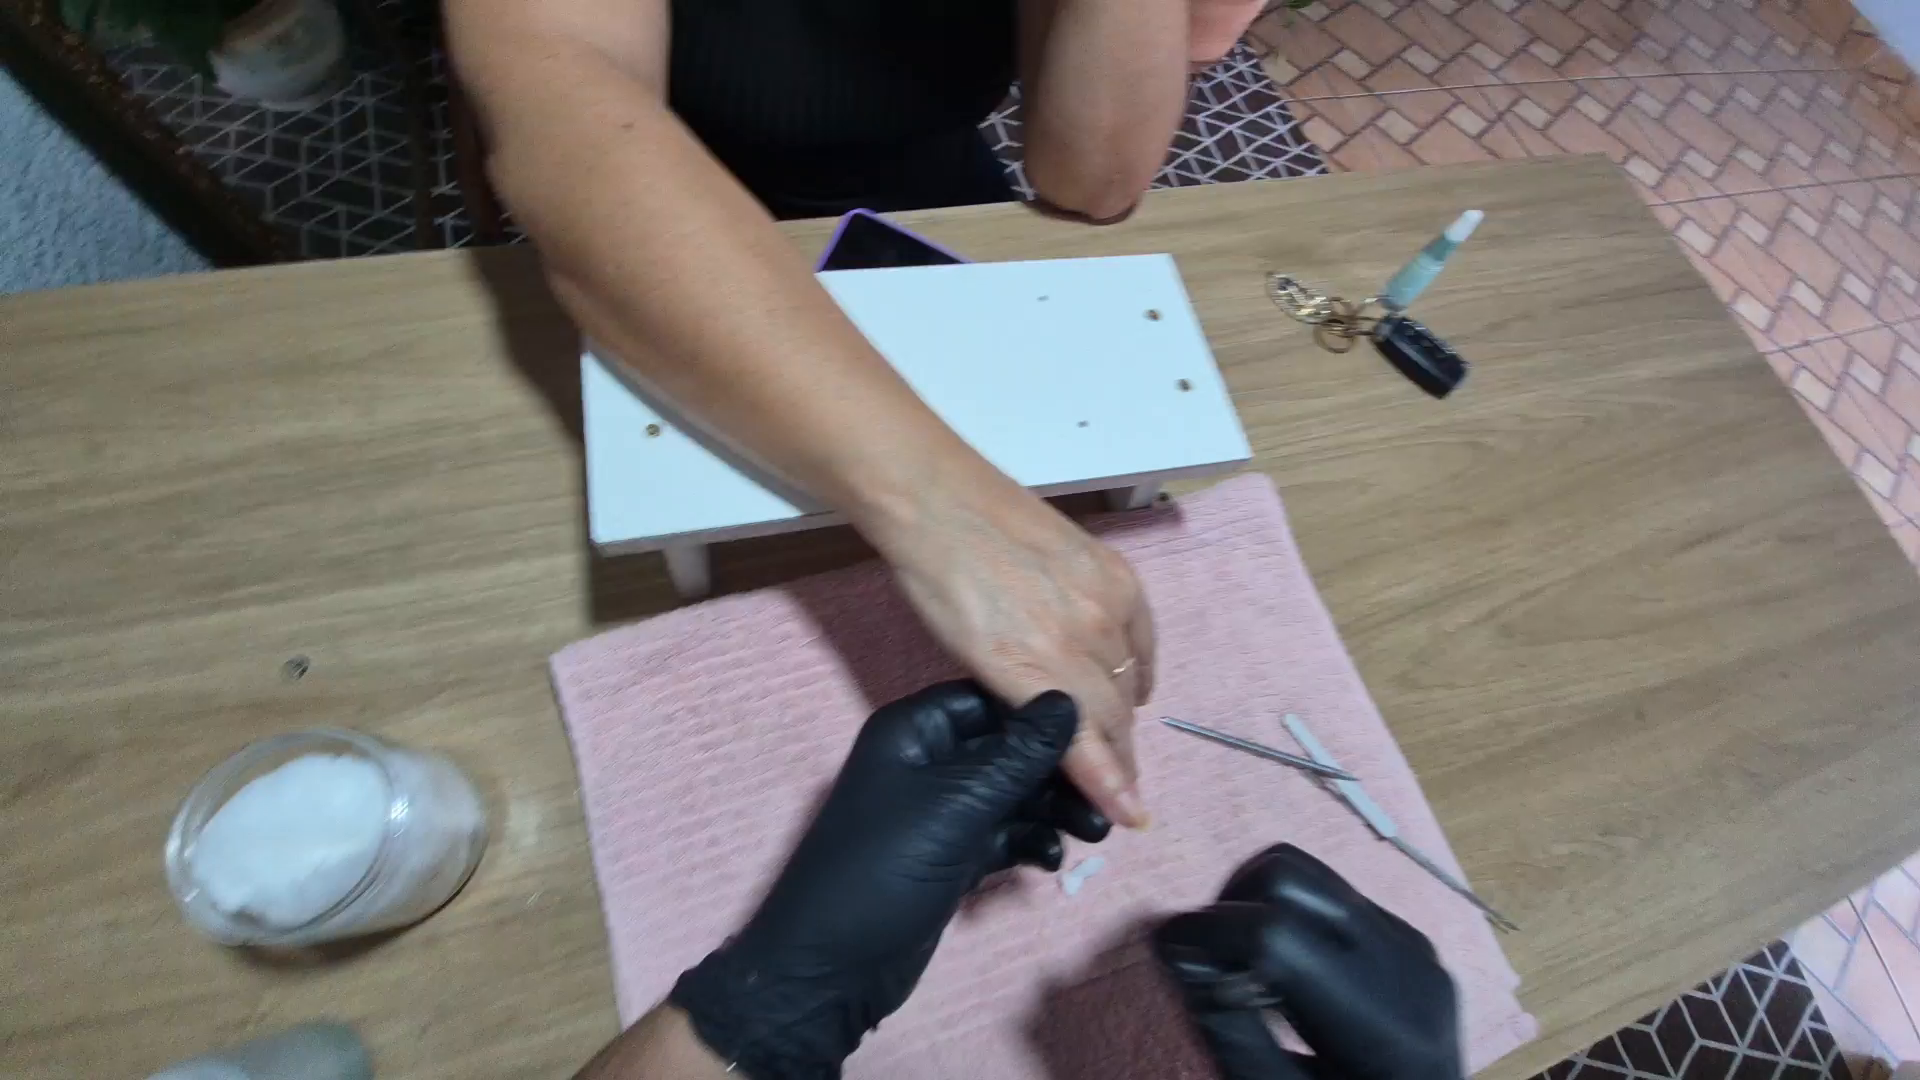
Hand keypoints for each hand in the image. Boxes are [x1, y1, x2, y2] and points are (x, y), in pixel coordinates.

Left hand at [670, 682, 1110, 1078]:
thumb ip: (1017, 755)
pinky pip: (1001, 831)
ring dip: (1050, 809)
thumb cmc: (887, 864)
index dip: (1041, 709)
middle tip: (1106, 794)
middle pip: (1006, 747)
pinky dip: (1028, 840)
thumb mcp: (957, 804)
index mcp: (916, 728)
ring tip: (1093, 832)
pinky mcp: (951, 850)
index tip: (1097, 727)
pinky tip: (1050, 858)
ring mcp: (940, 807)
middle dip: (1054, 770)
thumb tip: (1068, 701)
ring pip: (1009, 792)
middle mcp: (929, 757)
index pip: (990, 697)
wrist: (832, 968)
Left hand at [862, 477, 1155, 828]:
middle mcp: (1078, 638)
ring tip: (1118, 729)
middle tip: (1118, 776)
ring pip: (1132, 676)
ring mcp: (1103, 600)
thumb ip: (1018, 694)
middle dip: (1119, 753)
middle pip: (1115, 713)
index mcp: (1030, 665)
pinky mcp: (1116, 570)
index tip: (1132, 815)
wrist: (940, 503)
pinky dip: (1141, 664)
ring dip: (1126, 709)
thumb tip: (1052, 723)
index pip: (1088, 741)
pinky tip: (1134, 677)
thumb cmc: (934, 583)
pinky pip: (1144, 633)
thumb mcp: (969, 655)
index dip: (1112, 785)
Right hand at [1152, 845, 1462, 1079]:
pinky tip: (1287, 968)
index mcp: (1388, 1031)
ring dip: (1251, 899)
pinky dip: (1283, 910)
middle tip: (1212, 962)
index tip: (1167, 948)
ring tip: (1245, 958)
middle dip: (1228, 909)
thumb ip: (1224, 1025)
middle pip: (1285, 879)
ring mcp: (1414, 945)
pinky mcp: (1406, 935)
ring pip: (1302, 868)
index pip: (1277, 934)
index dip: (1208, 931)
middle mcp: (1411, 969)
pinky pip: (1325, 889)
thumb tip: (1170, 944)